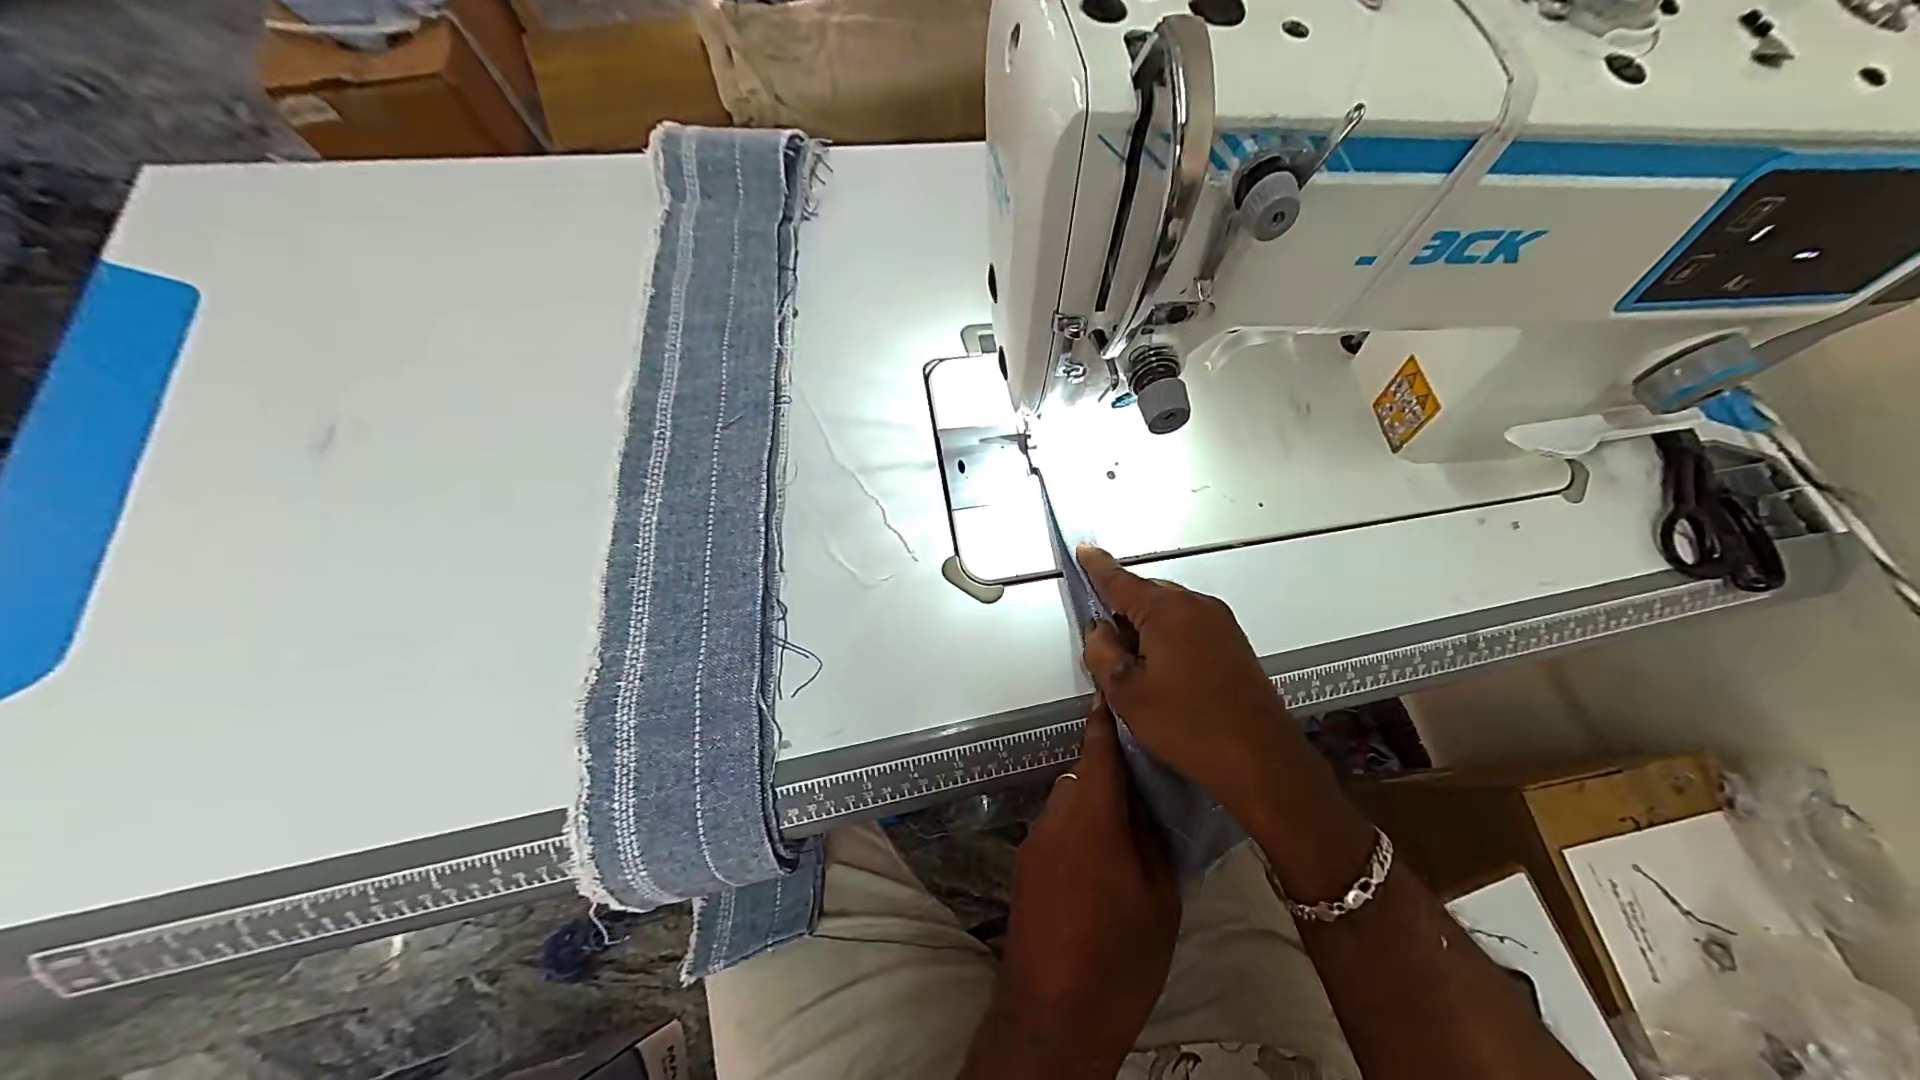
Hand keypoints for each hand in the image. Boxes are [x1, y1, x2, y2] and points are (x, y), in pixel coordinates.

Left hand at [963, 704, 1180, 1078]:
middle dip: (1113, 776)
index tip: (1115, 690)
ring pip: (1071, 802)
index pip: (1097, 747)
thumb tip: (1144, 801)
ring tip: (1128, 839)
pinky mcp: (1023, 865)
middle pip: (1085, 774)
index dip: (1107, 717)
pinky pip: (1057, 829)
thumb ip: (1151, 837)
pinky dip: (1078, 831)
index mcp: (1092, 816)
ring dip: (1095, 807)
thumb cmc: (1119, 959)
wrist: (1051, 1017)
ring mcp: (1034, 841)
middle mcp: (1056, 816)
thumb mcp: (1159, 898)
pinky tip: (1099, 867)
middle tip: (1149, 793)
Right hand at [1076, 545, 1301, 823]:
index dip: (1097, 566)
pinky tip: (1164, 674)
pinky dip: (1169, 638)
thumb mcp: (1126, 692)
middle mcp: (1197, 607)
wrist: (1259, 759)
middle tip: (1106, 648)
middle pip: (1146, 594)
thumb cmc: (1191, 726)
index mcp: (1167, 611)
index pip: (1120, 579)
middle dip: (1122, 612)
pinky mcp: (1233, 642)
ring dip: (1146, 628)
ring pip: (1168, 612)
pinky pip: (1189, 625)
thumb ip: (1101, 652)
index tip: (1086, 551)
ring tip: (1137, 671)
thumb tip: (1099, 631)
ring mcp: (1220, 623)